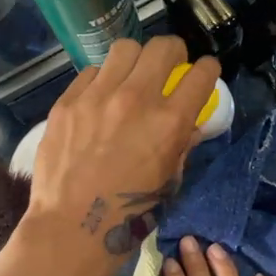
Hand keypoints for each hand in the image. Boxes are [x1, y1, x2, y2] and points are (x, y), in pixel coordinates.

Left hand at [28, 37, 218, 266]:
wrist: (71, 228)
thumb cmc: (128, 216)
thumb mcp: (168, 183)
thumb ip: (181, 146)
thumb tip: (189, 125)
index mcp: (169, 123)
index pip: (201, 74)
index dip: (207, 70)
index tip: (203, 73)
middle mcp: (136, 100)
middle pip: (163, 47)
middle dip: (173, 53)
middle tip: (169, 66)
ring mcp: (98, 97)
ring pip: (125, 48)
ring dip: (135, 60)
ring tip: (131, 77)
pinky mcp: (67, 102)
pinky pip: (92, 72)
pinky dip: (102, 80)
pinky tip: (100, 99)